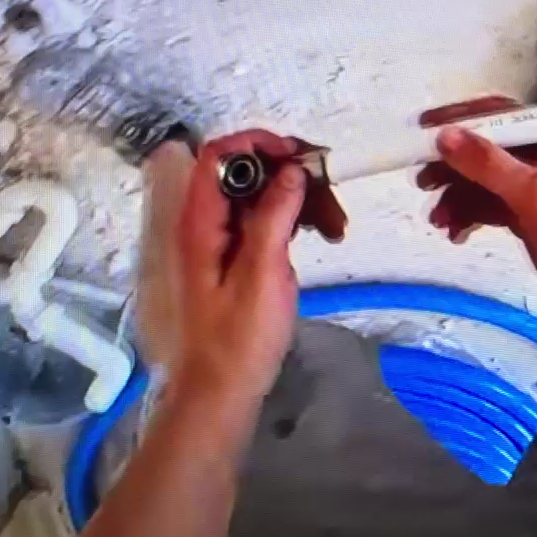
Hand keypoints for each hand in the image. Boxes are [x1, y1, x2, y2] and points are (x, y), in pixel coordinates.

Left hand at [163, 130, 305, 412]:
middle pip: (248, 170)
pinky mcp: (238, 251)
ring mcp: (223, 236)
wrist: (221, 393)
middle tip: (329, 194)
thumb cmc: (238, 339)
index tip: (298, 157)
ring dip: (302, 199)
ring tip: (336, 227)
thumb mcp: (262, 274)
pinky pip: (268, 216)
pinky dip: (296, 218)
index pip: (220, 155)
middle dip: (292, 174)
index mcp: (200, 220)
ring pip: (264, 192)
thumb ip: (274, 216)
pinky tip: (323, 235)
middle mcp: (207, 220)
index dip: (258, 143)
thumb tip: (292, 169)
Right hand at [416, 97, 536, 310]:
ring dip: (455, 197)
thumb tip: (444, 136)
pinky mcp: (521, 212)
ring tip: (438, 220)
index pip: (498, 115)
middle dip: (451, 166)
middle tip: (422, 182)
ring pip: (479, 179)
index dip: (459, 118)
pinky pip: (484, 204)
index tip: (424, 127)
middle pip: (482, 148)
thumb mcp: (536, 192)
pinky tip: (455, 233)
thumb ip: (489, 163)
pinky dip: (466, 215)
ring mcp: (529, 184)